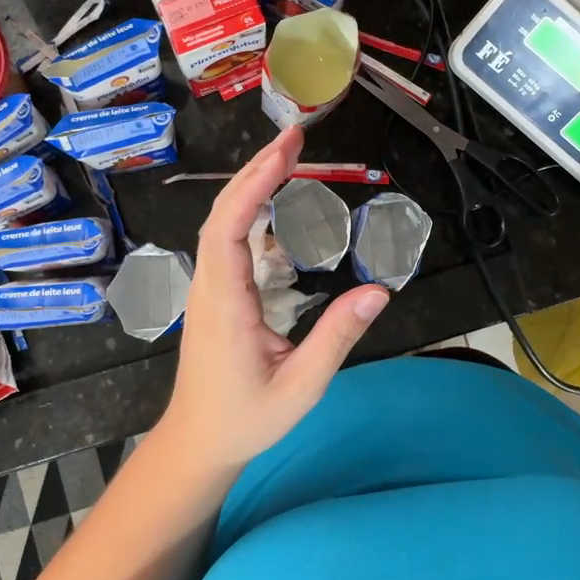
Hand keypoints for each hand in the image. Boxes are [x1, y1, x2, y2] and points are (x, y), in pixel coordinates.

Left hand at [160, 127, 389, 465]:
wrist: (199, 441)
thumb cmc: (246, 418)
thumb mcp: (301, 385)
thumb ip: (338, 336)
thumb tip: (379, 291)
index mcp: (225, 303)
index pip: (230, 226)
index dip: (255, 182)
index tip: (286, 150)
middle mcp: (210, 286)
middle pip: (223, 213)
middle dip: (256, 170)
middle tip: (296, 138)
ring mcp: (208, 289)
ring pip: (222, 224)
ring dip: (252, 187)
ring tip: (290, 159)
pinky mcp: (215, 296)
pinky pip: (228, 243)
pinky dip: (250, 213)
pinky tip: (275, 206)